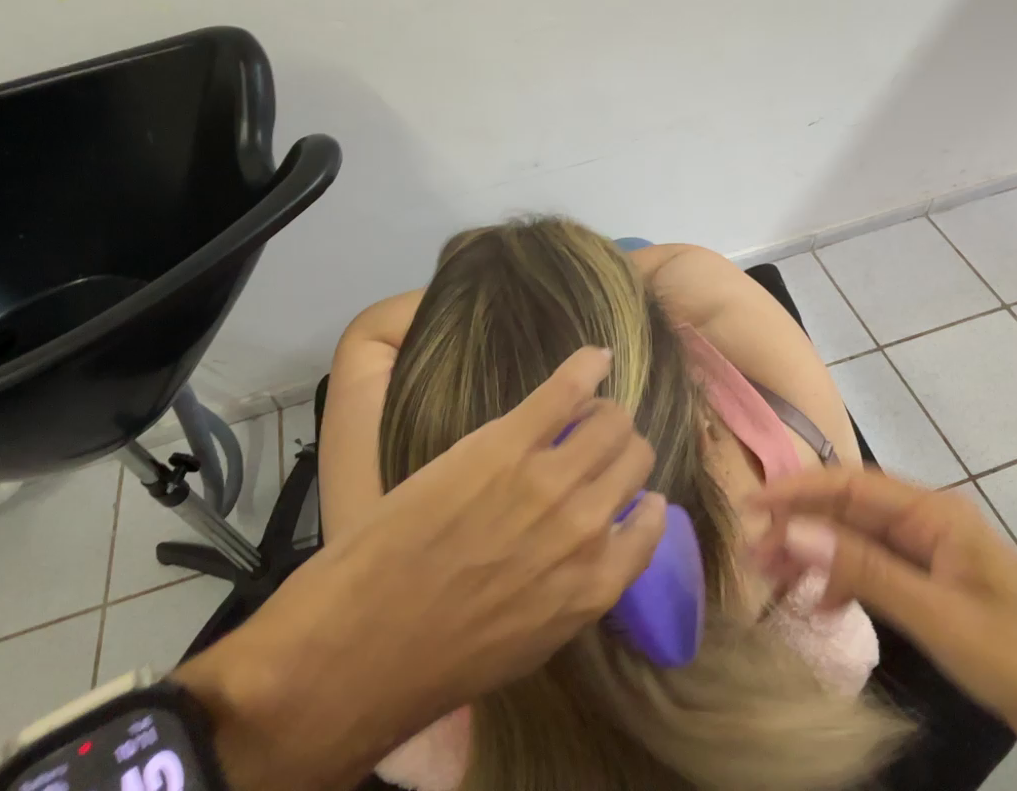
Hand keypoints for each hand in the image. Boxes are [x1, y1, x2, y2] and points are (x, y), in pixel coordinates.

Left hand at [173, 347, 666, 790]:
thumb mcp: (532, 642)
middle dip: (621, 447)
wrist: (365, 646)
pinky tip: (594, 356)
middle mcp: (588, 525)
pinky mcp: (505, 444)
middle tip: (593, 441)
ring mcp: (550, 479)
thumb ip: (573, 590)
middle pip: (634, 456)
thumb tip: (587, 547)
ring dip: (603, 410)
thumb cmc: (440, 659)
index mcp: (598, 583)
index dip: (638, 498)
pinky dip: (585, 367)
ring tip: (584, 406)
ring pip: (610, 420)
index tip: (627, 491)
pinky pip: (566, 390)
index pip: (651, 519)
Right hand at [750, 469, 1016, 790]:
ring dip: (817, 555)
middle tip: (753, 557)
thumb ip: (863, 569)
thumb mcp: (936, 614)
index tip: (748, 507)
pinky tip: (824, 605)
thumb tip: (793, 530)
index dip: (797, 490)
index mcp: (936, 515)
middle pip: (851, 511)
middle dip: (800, 526)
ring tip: (775, 581)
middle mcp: (931, 524)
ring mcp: (935, 557)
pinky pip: (877, 570)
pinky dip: (845, 581)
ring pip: (860, 541)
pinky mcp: (938, 589)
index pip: (850, 485)